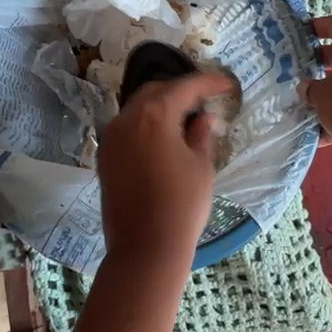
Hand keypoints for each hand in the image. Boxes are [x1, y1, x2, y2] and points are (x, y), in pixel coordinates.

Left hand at [97, 72, 237, 266]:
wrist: (145, 249)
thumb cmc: (181, 205)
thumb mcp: (200, 166)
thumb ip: (201, 134)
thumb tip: (203, 118)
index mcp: (154, 115)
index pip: (184, 87)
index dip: (208, 83)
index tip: (226, 85)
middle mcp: (126, 119)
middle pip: (155, 92)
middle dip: (180, 91)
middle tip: (204, 100)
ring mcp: (111, 138)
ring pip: (137, 109)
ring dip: (161, 108)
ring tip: (185, 119)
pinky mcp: (105, 158)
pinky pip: (127, 128)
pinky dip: (146, 125)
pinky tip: (164, 138)